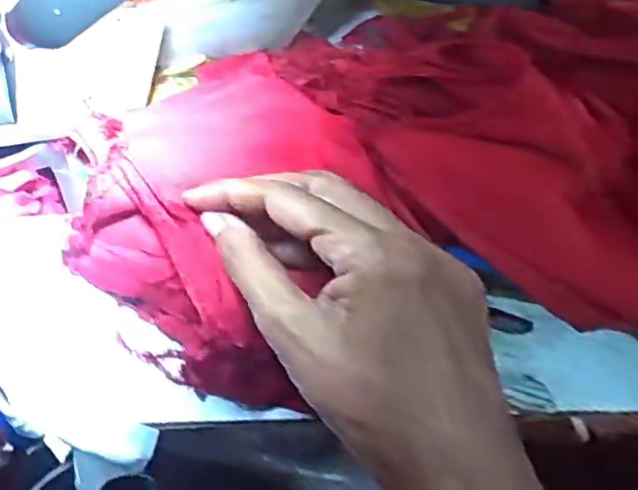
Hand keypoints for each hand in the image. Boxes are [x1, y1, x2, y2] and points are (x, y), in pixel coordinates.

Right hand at [185, 172, 538, 489]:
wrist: (460, 474)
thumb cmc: (366, 399)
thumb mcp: (288, 328)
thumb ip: (247, 262)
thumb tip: (215, 218)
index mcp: (380, 254)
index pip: (290, 198)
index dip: (232, 192)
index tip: (188, 198)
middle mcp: (418, 248)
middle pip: (326, 189)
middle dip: (263, 190)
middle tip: (218, 206)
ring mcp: (441, 267)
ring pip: (351, 208)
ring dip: (294, 210)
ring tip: (248, 230)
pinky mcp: (447, 287)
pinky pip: (375, 237)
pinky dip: (327, 234)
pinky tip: (297, 257)